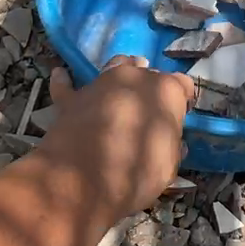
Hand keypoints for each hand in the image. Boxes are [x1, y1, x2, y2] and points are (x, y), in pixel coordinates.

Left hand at [36, 56, 194, 217]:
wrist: (84, 179)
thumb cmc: (138, 172)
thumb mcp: (169, 165)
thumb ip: (172, 146)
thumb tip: (174, 143)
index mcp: (166, 90)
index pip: (183, 84)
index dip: (182, 99)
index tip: (179, 115)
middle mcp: (136, 77)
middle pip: (149, 73)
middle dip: (151, 86)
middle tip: (150, 108)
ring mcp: (101, 83)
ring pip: (115, 65)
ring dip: (121, 72)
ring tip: (122, 83)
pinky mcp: (73, 98)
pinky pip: (67, 86)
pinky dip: (65, 82)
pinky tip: (61, 75)